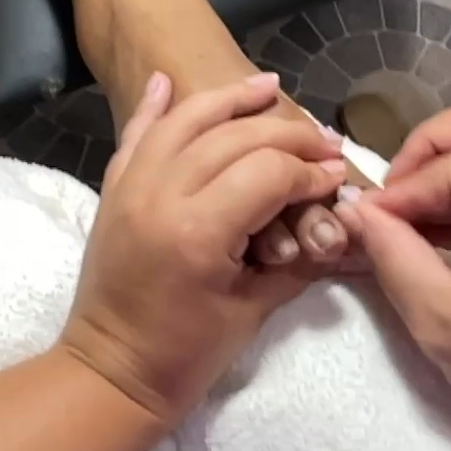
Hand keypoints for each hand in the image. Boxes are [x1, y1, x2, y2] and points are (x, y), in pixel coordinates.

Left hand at [59, 71, 347, 424]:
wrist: (110, 371)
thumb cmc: (185, 356)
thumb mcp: (252, 310)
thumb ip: (297, 259)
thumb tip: (339, 222)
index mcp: (198, 232)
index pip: (268, 173)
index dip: (310, 173)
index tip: (336, 177)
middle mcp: (161, 196)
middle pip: (233, 139)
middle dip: (286, 136)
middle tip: (321, 143)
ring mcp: (130, 189)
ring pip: (183, 122)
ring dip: (227, 100)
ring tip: (267, 85)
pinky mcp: (112, 193)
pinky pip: (134, 138)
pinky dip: (152, 108)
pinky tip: (167, 79)